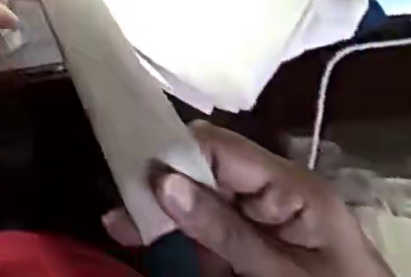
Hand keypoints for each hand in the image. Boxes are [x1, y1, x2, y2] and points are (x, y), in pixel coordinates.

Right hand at [105, 123, 391, 276]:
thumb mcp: (282, 276)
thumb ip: (224, 230)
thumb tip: (159, 177)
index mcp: (292, 188)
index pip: (219, 146)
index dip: (174, 152)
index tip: (134, 171)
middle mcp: (274, 192)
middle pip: (202, 170)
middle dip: (159, 187)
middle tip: (118, 207)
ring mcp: (265, 220)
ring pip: (198, 201)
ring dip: (161, 217)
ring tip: (119, 228)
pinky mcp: (257, 245)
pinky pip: (209, 230)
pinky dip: (180, 240)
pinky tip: (145, 242)